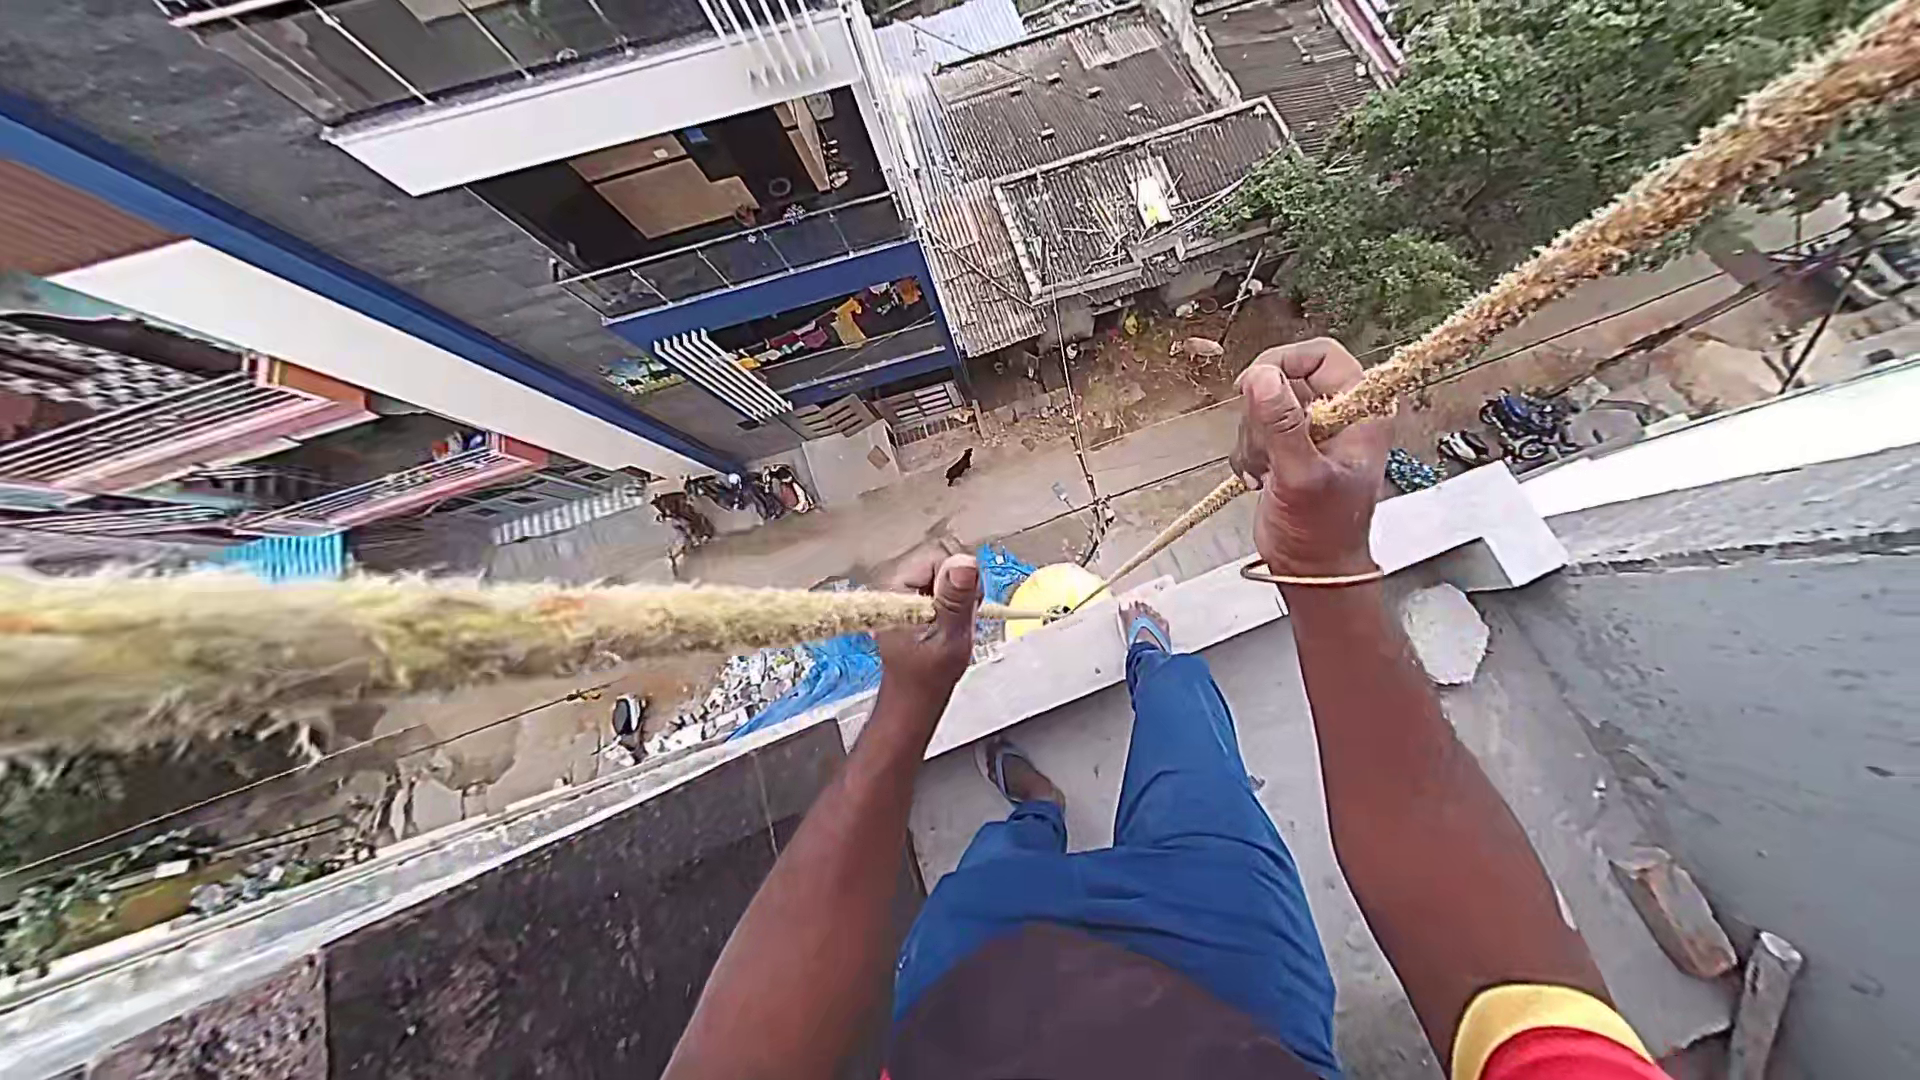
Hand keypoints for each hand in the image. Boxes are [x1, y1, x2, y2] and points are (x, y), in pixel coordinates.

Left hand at [873, 547, 980, 699]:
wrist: (914, 695)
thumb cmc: (926, 675)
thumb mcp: (949, 637)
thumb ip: (956, 599)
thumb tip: (964, 562)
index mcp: (895, 588)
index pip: (937, 555)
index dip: (957, 579)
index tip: (961, 605)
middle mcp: (895, 582)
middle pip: (941, 559)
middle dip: (959, 586)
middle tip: (958, 617)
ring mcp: (904, 588)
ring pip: (945, 570)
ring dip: (958, 594)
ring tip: (953, 622)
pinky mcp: (913, 595)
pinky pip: (942, 582)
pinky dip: (954, 600)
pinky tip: (949, 620)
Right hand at [1230, 339, 1390, 579]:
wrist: (1310, 566)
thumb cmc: (1322, 529)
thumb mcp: (1302, 476)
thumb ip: (1282, 425)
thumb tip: (1260, 376)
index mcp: (1360, 408)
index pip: (1320, 355)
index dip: (1283, 363)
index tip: (1253, 385)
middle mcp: (1335, 413)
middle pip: (1281, 381)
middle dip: (1261, 416)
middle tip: (1268, 450)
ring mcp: (1307, 431)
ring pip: (1260, 408)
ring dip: (1251, 440)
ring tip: (1266, 472)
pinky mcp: (1284, 448)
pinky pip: (1249, 432)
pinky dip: (1245, 455)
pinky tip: (1259, 478)